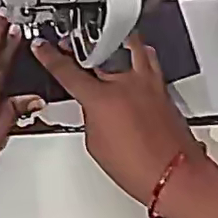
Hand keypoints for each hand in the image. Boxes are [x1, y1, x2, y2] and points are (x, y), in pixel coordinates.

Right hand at [32, 33, 200, 201]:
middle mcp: (125, 84)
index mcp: (101, 98)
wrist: (174, 175)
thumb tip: (92, 107)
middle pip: (96, 52)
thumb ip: (90, 117)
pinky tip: (134, 56)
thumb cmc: (139, 167)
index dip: (50, 56)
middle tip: (72, 49)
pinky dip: (139, 54)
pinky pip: (149, 58)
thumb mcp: (96, 144)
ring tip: (105, 44)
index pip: (66, 70)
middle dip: (80, 49)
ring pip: (128, 45)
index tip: (43, 47)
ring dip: (113, 43)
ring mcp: (146, 82)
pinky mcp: (162, 86)